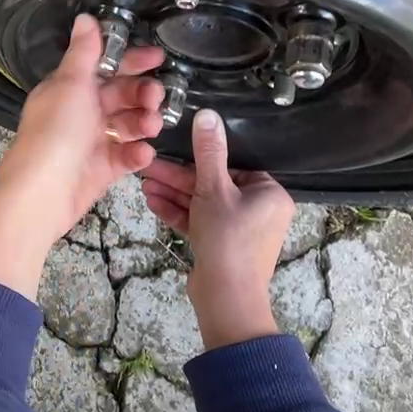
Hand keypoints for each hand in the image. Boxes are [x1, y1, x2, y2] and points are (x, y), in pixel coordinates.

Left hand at [0, 14, 165, 297]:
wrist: (42, 192)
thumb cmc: (55, 132)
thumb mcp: (70, 84)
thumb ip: (84, 52)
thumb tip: (85, 18)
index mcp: (68, 88)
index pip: (104, 67)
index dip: (131, 61)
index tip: (158, 57)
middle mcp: (79, 112)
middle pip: (120, 96)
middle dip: (142, 93)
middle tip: (157, 96)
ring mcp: (91, 141)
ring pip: (127, 125)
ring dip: (143, 122)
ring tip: (151, 125)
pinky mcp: (101, 169)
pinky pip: (126, 156)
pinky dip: (136, 153)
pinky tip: (142, 153)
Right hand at [139, 108, 295, 349]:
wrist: (226, 296)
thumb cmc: (228, 237)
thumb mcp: (213, 188)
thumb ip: (208, 152)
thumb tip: (208, 115)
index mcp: (269, 194)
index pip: (233, 167)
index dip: (200, 161)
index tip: (171, 152)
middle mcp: (259, 211)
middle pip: (213, 185)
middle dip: (177, 178)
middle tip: (148, 168)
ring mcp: (240, 230)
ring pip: (202, 203)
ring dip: (173, 194)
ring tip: (143, 184)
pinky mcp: (221, 246)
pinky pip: (200, 221)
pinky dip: (178, 212)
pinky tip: (152, 203)